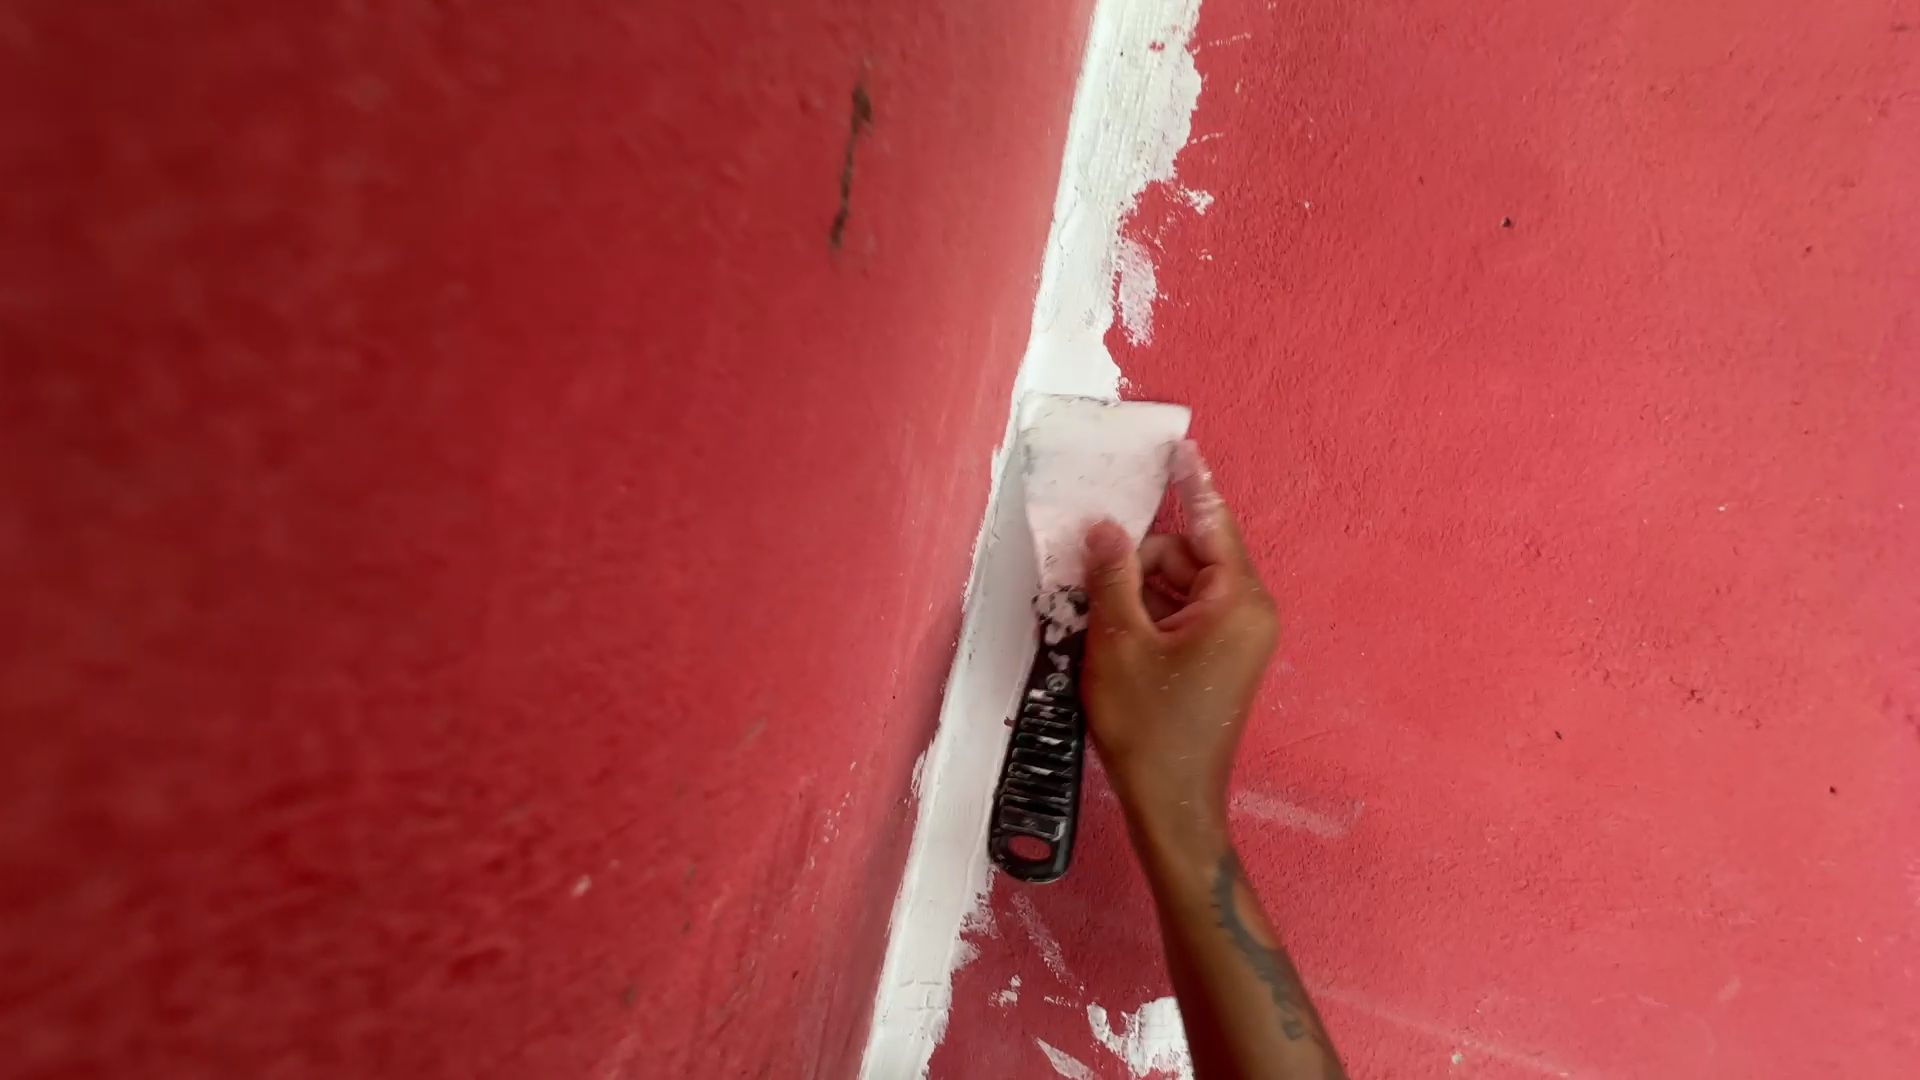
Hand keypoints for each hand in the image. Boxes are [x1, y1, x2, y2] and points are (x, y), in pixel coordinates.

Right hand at [1080, 441, 1277, 839]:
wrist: (1171, 801)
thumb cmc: (1147, 724)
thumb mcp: (1117, 642)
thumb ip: (1111, 575)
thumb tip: (1104, 528)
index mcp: (1236, 602)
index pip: (1212, 522)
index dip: (1191, 483)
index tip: (1179, 447)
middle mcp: (1246, 612)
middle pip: (1185, 555)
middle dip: (1137, 560)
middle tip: (1088, 581)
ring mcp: (1234, 636)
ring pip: (1177, 584)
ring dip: (1135, 589)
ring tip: (1096, 618)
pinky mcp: (1218, 655)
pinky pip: (1179, 611)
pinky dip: (1145, 611)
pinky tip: (1111, 630)